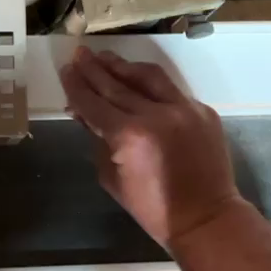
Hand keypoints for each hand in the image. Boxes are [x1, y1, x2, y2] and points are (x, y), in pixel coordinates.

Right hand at [59, 47, 243, 246]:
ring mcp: (184, 109)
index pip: (94, 103)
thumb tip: (83, 112)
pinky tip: (137, 80)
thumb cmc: (151, 207)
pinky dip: (151, 84)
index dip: (76, 86)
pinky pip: (171, 90)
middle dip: (94, 69)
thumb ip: (98, 139)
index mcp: (129, 136)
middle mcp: (156, 114)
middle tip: (79, 53)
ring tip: (105, 58)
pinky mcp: (202, 110)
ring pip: (148, 76)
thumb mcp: (111, 176)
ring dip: (123, 66)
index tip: (66, 69)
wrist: (204, 217)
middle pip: (116, 85)